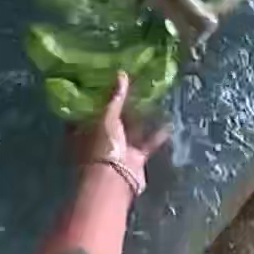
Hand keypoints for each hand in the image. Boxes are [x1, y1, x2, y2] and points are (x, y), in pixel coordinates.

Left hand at [79, 72, 170, 190]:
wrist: (115, 180)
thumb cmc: (102, 147)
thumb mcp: (107, 118)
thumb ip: (115, 98)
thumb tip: (121, 73)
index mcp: (84, 131)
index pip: (87, 111)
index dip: (96, 98)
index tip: (108, 81)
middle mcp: (99, 140)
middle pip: (111, 120)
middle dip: (124, 106)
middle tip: (138, 86)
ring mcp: (118, 149)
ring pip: (131, 130)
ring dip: (143, 118)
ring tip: (157, 100)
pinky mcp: (135, 157)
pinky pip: (148, 142)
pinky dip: (158, 133)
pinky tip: (169, 121)